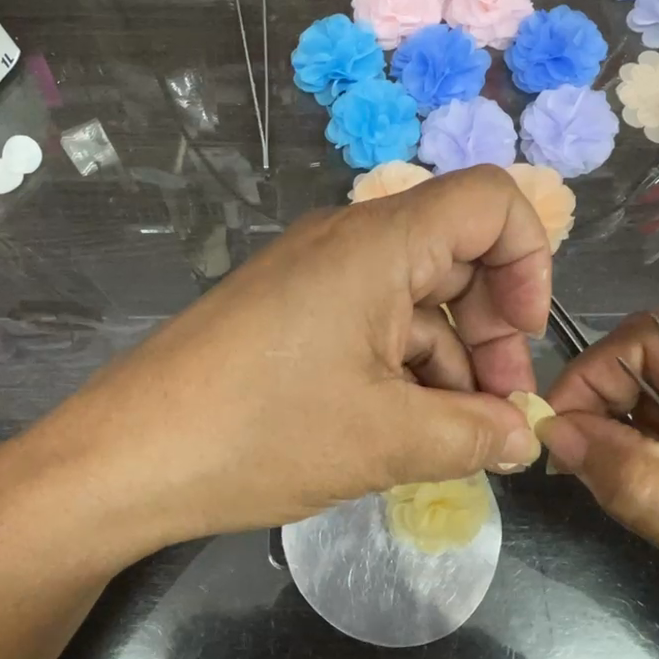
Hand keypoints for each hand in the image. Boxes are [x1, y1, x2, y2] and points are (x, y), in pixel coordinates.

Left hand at [29, 167, 552, 554]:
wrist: (127, 456)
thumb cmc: (263, 432)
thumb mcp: (386, 440)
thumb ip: (474, 434)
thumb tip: (523, 439)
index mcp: (379, 242)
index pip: (490, 202)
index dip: (530, 263)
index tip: (521, 343)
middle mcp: (347, 241)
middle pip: (456, 255)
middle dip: (491, 333)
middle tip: (494, 417)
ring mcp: (311, 276)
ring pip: (412, 300)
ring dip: (445, 365)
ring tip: (444, 442)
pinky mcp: (287, 312)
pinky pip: (366, 323)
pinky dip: (397, 371)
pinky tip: (396, 433)